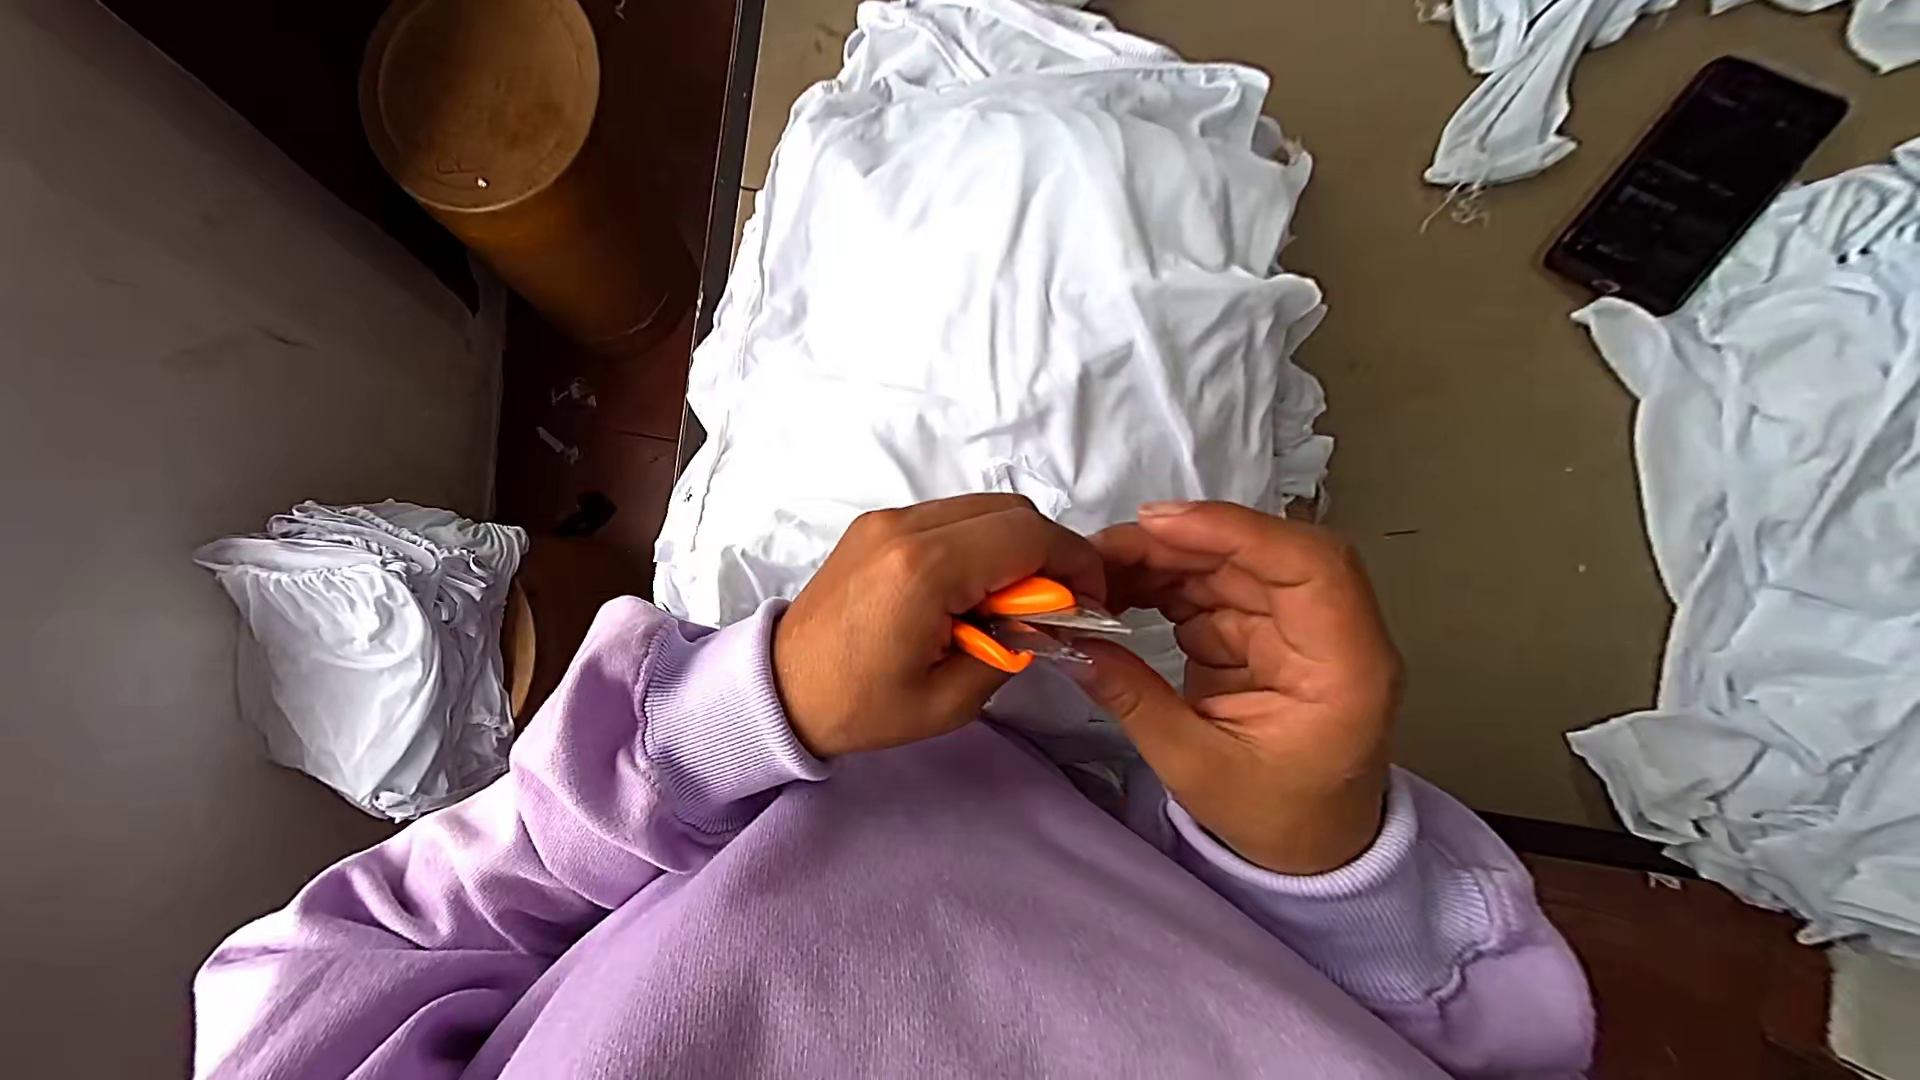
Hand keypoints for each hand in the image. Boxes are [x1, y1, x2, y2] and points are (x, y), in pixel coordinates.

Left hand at [774, 494, 1104, 757]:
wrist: (779, 688)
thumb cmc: (859, 706)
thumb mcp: (950, 700)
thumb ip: (1011, 649)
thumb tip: (1043, 617)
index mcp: (924, 570)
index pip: (1029, 536)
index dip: (1075, 562)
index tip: (1089, 599)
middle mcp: (906, 527)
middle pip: (1012, 510)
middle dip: (1048, 552)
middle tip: (1052, 603)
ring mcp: (888, 519)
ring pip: (983, 507)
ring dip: (1014, 545)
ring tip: (1008, 598)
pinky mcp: (878, 524)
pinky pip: (951, 516)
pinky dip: (979, 542)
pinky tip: (970, 586)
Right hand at [1080, 501, 1399, 874]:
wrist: (1308, 843)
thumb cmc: (1278, 818)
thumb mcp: (1198, 769)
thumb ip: (1135, 702)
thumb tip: (1073, 645)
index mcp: (1345, 665)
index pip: (1308, 564)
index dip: (1232, 529)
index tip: (1155, 524)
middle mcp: (1322, 629)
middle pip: (1250, 553)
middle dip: (1170, 544)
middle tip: (1098, 554)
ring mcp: (1285, 624)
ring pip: (1220, 562)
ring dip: (1155, 559)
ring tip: (1093, 573)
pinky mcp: (1251, 628)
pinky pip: (1201, 586)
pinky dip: (1154, 582)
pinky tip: (1112, 591)